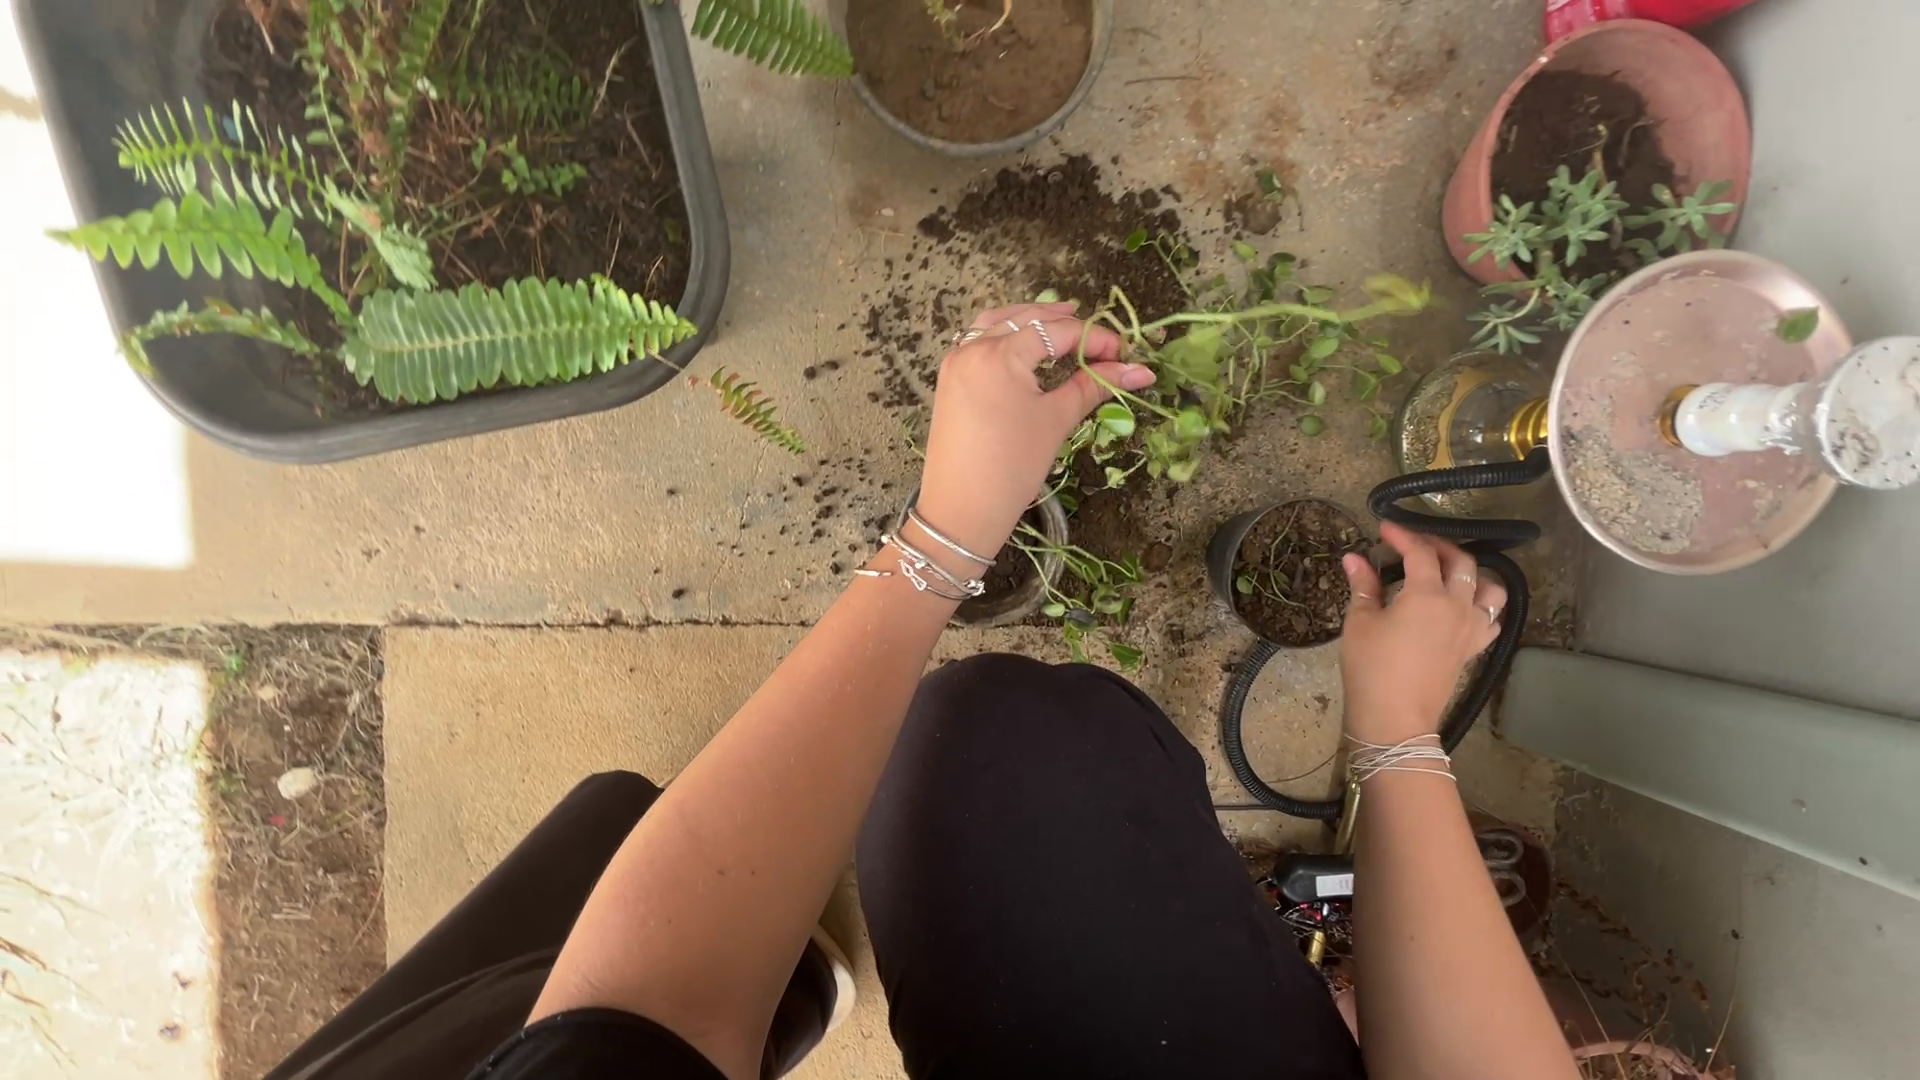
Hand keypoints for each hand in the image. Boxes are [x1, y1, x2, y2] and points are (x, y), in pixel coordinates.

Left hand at [914, 301, 1155, 558]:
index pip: (1057, 331)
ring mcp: (955, 363)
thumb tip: (1141, 371)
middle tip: (1099, 340)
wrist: (961, 510)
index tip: (1123, 354)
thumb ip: (1094, 386)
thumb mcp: (1056, 421)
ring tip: (1062, 323)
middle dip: (1065, 324)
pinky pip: (978, 342)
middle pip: (1027, 319)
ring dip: (1030, 320)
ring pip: (997, 323)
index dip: (1095, 338)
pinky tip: (1024, 346)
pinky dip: (1004, 335)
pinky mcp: (949, 380)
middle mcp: (972, 348)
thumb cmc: (1012, 467)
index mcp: (999, 355)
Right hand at [1338, 523, 1507, 744]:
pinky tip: (1463, 605)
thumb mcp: (1360, 622)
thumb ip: (1363, 585)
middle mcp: (1457, 606)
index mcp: (1427, 595)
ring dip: (1471, 572)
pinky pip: (1492, 618)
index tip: (1384, 527)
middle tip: (1412, 543)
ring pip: (1489, 588)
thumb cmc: (1371, 666)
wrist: (1395, 715)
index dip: (1402, 536)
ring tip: (1449, 570)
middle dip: (1438, 546)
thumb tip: (1353, 557)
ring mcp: (1471, 628)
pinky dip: (1481, 604)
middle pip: (1461, 562)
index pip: (1420, 553)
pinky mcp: (1474, 648)